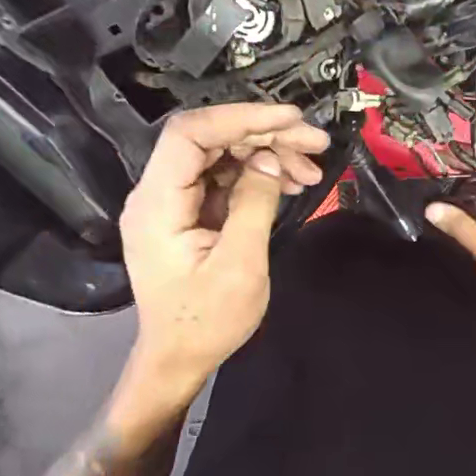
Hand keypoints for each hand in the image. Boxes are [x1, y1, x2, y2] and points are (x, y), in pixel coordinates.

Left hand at [112, 104, 329, 424]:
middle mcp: (158, 193)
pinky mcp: (189, 211)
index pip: (191, 134)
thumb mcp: (240, 265)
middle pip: (210, 139)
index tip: (291, 120)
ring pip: (222, 154)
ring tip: (312, 168)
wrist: (180, 358)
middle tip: (316, 143)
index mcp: (158, 203)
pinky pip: (225, 176)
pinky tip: (293, 181)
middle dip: (266, 134)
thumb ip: (255, 203)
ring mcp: (173, 201)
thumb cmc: (206, 321)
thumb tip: (270, 158)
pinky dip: (260, 173)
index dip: (242, 117)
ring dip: (269, 153)